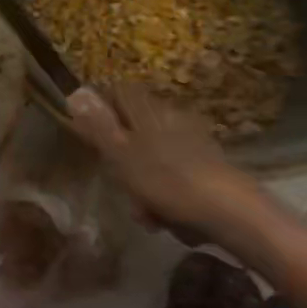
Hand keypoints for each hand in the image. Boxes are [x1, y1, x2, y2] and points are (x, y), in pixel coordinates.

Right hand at [65, 84, 263, 232]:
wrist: (232, 214)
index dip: (102, 107)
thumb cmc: (166, 180)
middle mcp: (172, 120)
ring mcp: (193, 143)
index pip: (120, 91)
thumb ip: (97, 126)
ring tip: (141, 209)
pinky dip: (164, 195)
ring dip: (141, 182)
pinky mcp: (208, 168)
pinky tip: (162, 216)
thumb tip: (74, 92)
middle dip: (120, 154)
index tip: (89, 131)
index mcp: (149, 113)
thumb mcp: (120, 154)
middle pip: (134, 126)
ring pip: (152, 156)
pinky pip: (173, 177)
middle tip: (114, 177)